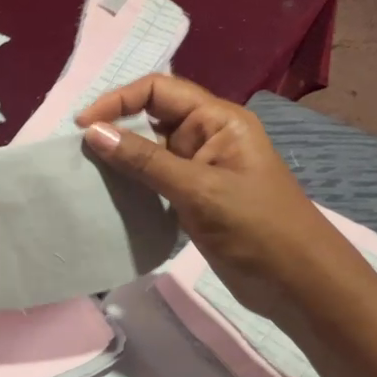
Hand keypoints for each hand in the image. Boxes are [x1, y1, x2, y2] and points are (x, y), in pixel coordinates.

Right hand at [76, 74, 370, 323]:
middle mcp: (207, 136)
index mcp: (218, 120)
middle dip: (114, 125)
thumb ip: (144, 160)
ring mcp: (199, 168)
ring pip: (148, 148)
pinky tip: (106, 192)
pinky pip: (152, 177)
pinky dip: (128, 180)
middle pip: (150, 115)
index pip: (159, 90)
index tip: (83, 125)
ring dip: (118, 155)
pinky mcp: (192, 197)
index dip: (118, 100)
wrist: (300, 286)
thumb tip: (92, 132)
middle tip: (76, 148)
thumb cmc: (258, 227)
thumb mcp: (198, 190)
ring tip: (84, 170)